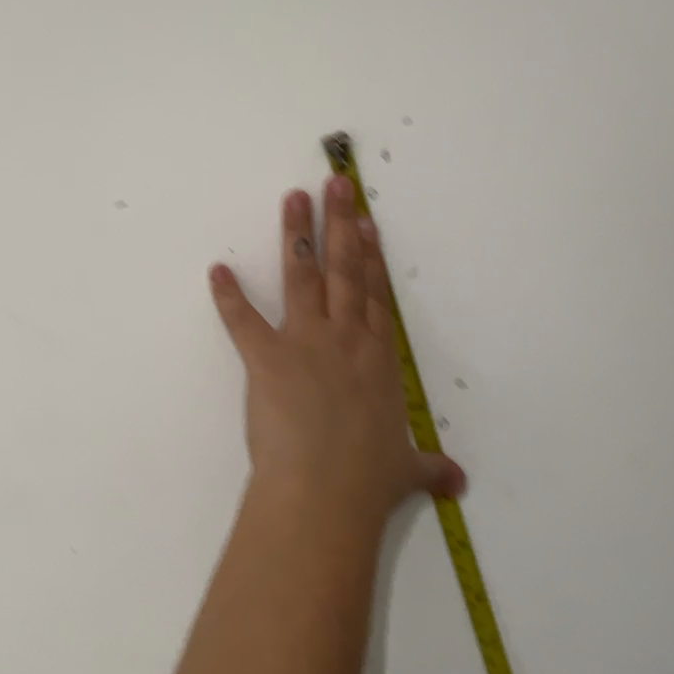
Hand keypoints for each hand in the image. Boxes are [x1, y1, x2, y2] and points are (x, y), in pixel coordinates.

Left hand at [208, 175, 465, 523]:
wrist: (327, 490)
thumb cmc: (369, 478)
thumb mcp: (405, 471)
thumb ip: (428, 468)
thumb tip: (457, 482)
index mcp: (378, 358)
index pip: (376, 295)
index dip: (371, 256)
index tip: (366, 222)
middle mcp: (346, 338)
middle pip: (346, 269)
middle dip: (340, 223)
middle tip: (335, 183)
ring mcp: (306, 342)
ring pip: (304, 277)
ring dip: (296, 234)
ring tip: (293, 197)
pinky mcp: (267, 358)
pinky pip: (243, 321)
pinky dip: (228, 297)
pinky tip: (217, 271)